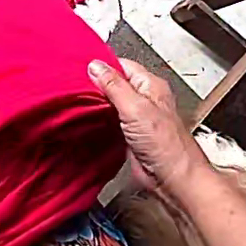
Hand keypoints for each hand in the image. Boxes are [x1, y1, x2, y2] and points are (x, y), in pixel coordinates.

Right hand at [87, 58, 208, 196]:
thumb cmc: (165, 145)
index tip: (79, 68)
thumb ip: (114, 85)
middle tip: (72, 86)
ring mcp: (136, 118)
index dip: (101, 66)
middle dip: (95, 85)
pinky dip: (96, 121)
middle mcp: (143, 99)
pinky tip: (83, 120)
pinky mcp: (129, 135)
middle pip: (114, 84)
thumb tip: (95, 66)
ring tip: (74, 100)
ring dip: (94, 104)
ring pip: (109, 103)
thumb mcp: (135, 108)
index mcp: (150, 86)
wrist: (172, 179)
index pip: (121, 66)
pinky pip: (109, 122)